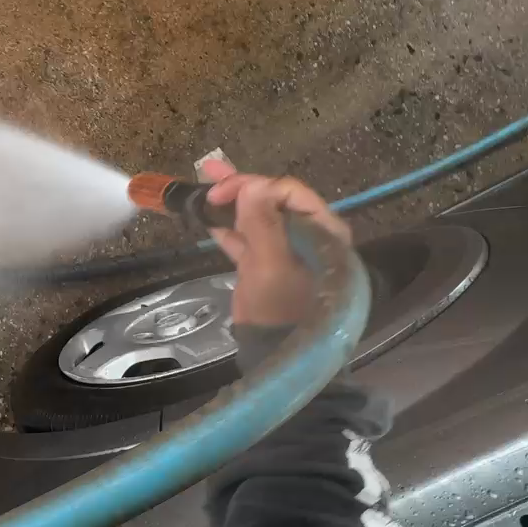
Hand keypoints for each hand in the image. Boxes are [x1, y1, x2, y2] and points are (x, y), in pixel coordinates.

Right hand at [198, 158, 350, 327]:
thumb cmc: (279, 305)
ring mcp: (285, 249)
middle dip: (241, 187)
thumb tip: (252, 183)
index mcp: (321, 232)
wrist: (274, 348)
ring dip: (231, 200)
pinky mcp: (265, 262)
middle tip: (209, 178)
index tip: (220, 194)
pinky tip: (206, 215)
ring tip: (206, 182)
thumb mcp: (270, 264)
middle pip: (272, 200)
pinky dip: (226, 224)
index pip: (289, 192)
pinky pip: (245, 235)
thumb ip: (263, 223)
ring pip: (256, 215)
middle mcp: (307, 235)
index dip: (253, 187)